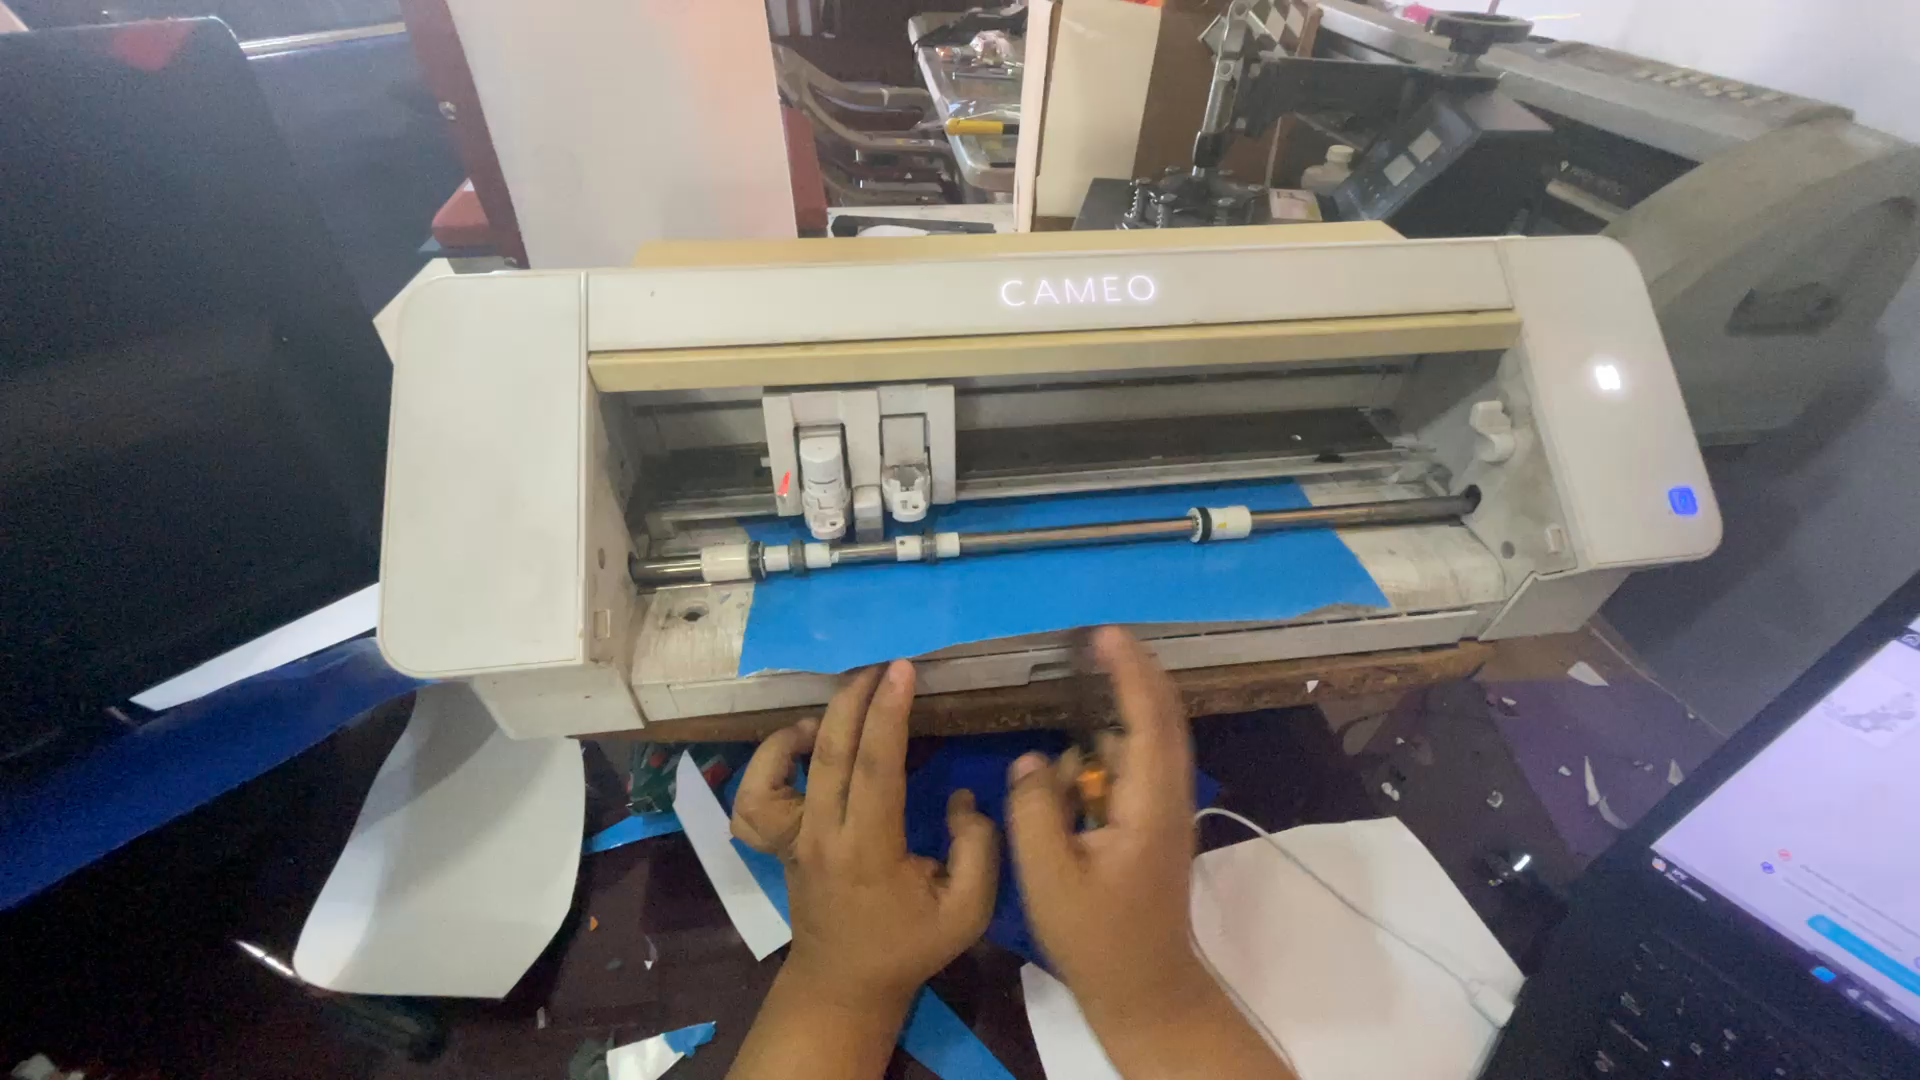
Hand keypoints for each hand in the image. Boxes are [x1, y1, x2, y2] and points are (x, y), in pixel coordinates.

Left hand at [731, 660, 998, 1010]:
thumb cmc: (910, 945)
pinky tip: (799, 743)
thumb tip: (964, 797)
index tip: (903, 670)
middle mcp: (822, 836)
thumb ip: (978, 848)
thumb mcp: (967, 909)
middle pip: (829, 752)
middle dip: (855, 698)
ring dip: (808, 724)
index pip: (877, 767)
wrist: (846, 983)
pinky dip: (767, 760)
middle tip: (881, 666)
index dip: (889, 713)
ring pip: (777, 770)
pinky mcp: (777, 841)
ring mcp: (792, 839)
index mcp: (870, 851)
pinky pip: (752, 798)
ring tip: (842, 704)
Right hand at [1005, 626, 1208, 1026]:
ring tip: (1086, 689)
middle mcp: (1167, 796)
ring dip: (1121, 710)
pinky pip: (1133, 766)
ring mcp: (1164, 808)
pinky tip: (1078, 761)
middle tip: (1101, 639)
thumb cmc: (1098, 939)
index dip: (1128, 673)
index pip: (1146, 721)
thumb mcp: (1048, 877)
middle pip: (1162, 717)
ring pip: (1147, 740)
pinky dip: (1111, 746)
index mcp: (1149, 804)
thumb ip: (1035, 809)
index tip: (1105, 635)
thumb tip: (1032, 759)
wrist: (1146, 991)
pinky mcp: (1152, 821)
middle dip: (1136, 672)